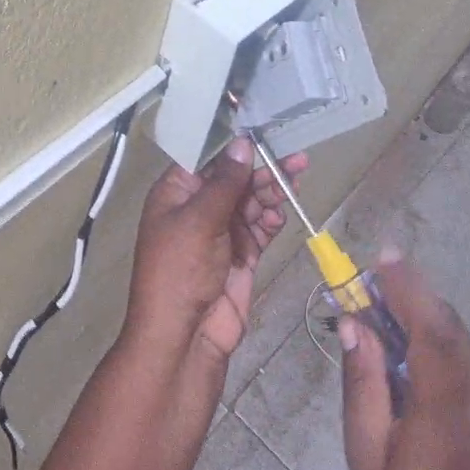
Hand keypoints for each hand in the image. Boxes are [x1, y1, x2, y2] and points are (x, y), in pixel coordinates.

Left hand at [122, 136, 308, 363]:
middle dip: (261, 171)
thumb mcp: (198, 220)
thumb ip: (225, 182)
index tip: (262, 132)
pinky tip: (282, 213)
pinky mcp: (240, 256)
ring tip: (294, 181)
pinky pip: (259, 230)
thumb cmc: (179, 270)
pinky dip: (272, 220)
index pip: (204, 159)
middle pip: (233, 180)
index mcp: (174, 194)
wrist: (184, 337)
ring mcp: (219, 234)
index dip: (232, 147)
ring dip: (270, 193)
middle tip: (295, 161)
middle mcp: (196, 209)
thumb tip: (242, 144)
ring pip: (250, 203)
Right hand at [340, 252, 469, 469]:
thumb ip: (363, 383)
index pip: (434, 336)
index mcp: (449, 423)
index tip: (384, 256)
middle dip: (412, 298)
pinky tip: (415, 365)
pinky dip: (442, 353)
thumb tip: (354, 322)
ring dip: (426, 325)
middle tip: (370, 284)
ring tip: (384, 324)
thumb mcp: (366, 453)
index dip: (410, 289)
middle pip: (452, 332)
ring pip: (463, 348)